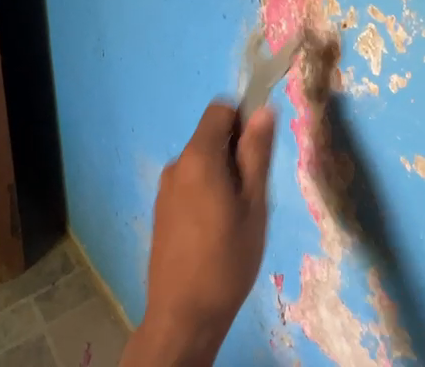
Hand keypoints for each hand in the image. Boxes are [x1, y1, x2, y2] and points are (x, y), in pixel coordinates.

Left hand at [121, 102, 277, 365]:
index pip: (220, 109)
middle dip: (236, 152)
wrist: (183, 316)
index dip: (244, 119)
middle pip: (211, 136)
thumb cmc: (228, 258)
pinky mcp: (161, 211)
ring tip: (238, 217)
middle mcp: (176, 165)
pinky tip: (218, 231)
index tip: (259, 152)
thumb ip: (256, 153)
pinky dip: (207, 193)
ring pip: (202, 162)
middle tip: (254, 193)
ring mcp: (165, 189)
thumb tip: (263, 109)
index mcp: (198, 157)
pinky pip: (190, 184)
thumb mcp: (254, 203)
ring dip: (223, 175)